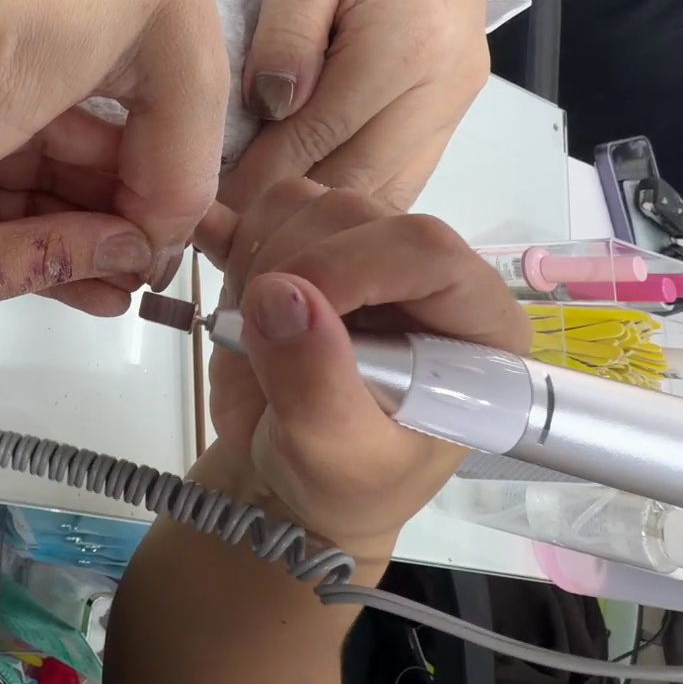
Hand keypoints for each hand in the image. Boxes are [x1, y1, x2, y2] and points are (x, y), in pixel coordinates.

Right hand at [194, 179, 530, 558]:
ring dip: (252, 253)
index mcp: (468, 322)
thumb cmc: (339, 480)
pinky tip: (214, 262)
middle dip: (286, 267)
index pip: (423, 249)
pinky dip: (222, 230)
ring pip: (296, 203)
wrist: (288, 475)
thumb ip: (316, 381)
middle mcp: (414, 274)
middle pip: (349, 214)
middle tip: (258, 334)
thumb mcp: (337, 453)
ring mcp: (349, 255)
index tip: (285, 314)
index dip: (347, 267)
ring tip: (247, 319)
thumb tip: (278, 294)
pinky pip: (255, 210)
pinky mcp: (291, 251)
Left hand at [218, 0, 496, 215]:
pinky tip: (307, 221)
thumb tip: (269, 104)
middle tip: (224, 238)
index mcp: (402, 48)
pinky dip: (353, 208)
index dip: (258, 177)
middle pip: (354, 175)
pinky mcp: (454, 121)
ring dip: (321, 223)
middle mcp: (442, 90)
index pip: (316, 134)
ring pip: (384, 191)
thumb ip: (286, 33)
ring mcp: (456, 111)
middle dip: (285, 212)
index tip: (208, 209)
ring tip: (258, 238)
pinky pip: (403, 182)